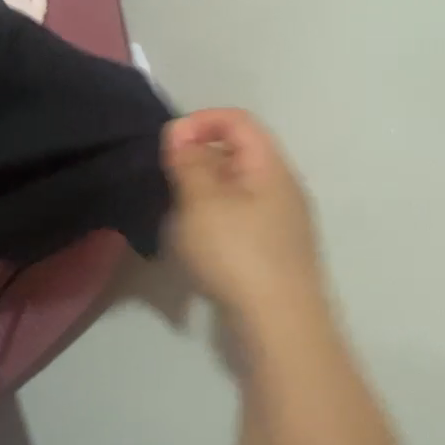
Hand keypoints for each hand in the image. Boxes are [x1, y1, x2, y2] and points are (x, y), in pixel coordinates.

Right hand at [163, 109, 328, 332]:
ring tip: (173, 207)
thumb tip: (180, 133)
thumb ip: (188, 161)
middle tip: (164, 178)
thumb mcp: (201, 201)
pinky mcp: (269, 245)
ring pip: (233, 182)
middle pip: (236, 149)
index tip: (166, 147)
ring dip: (198, 185)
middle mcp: (280, 187)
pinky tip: (192, 234)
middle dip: (194, 154)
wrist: (279, 323)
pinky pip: (235, 209)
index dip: (198, 122)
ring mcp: (278, 218)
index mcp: (270, 169)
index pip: (236, 120)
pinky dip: (208, 210)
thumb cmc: (237, 253)